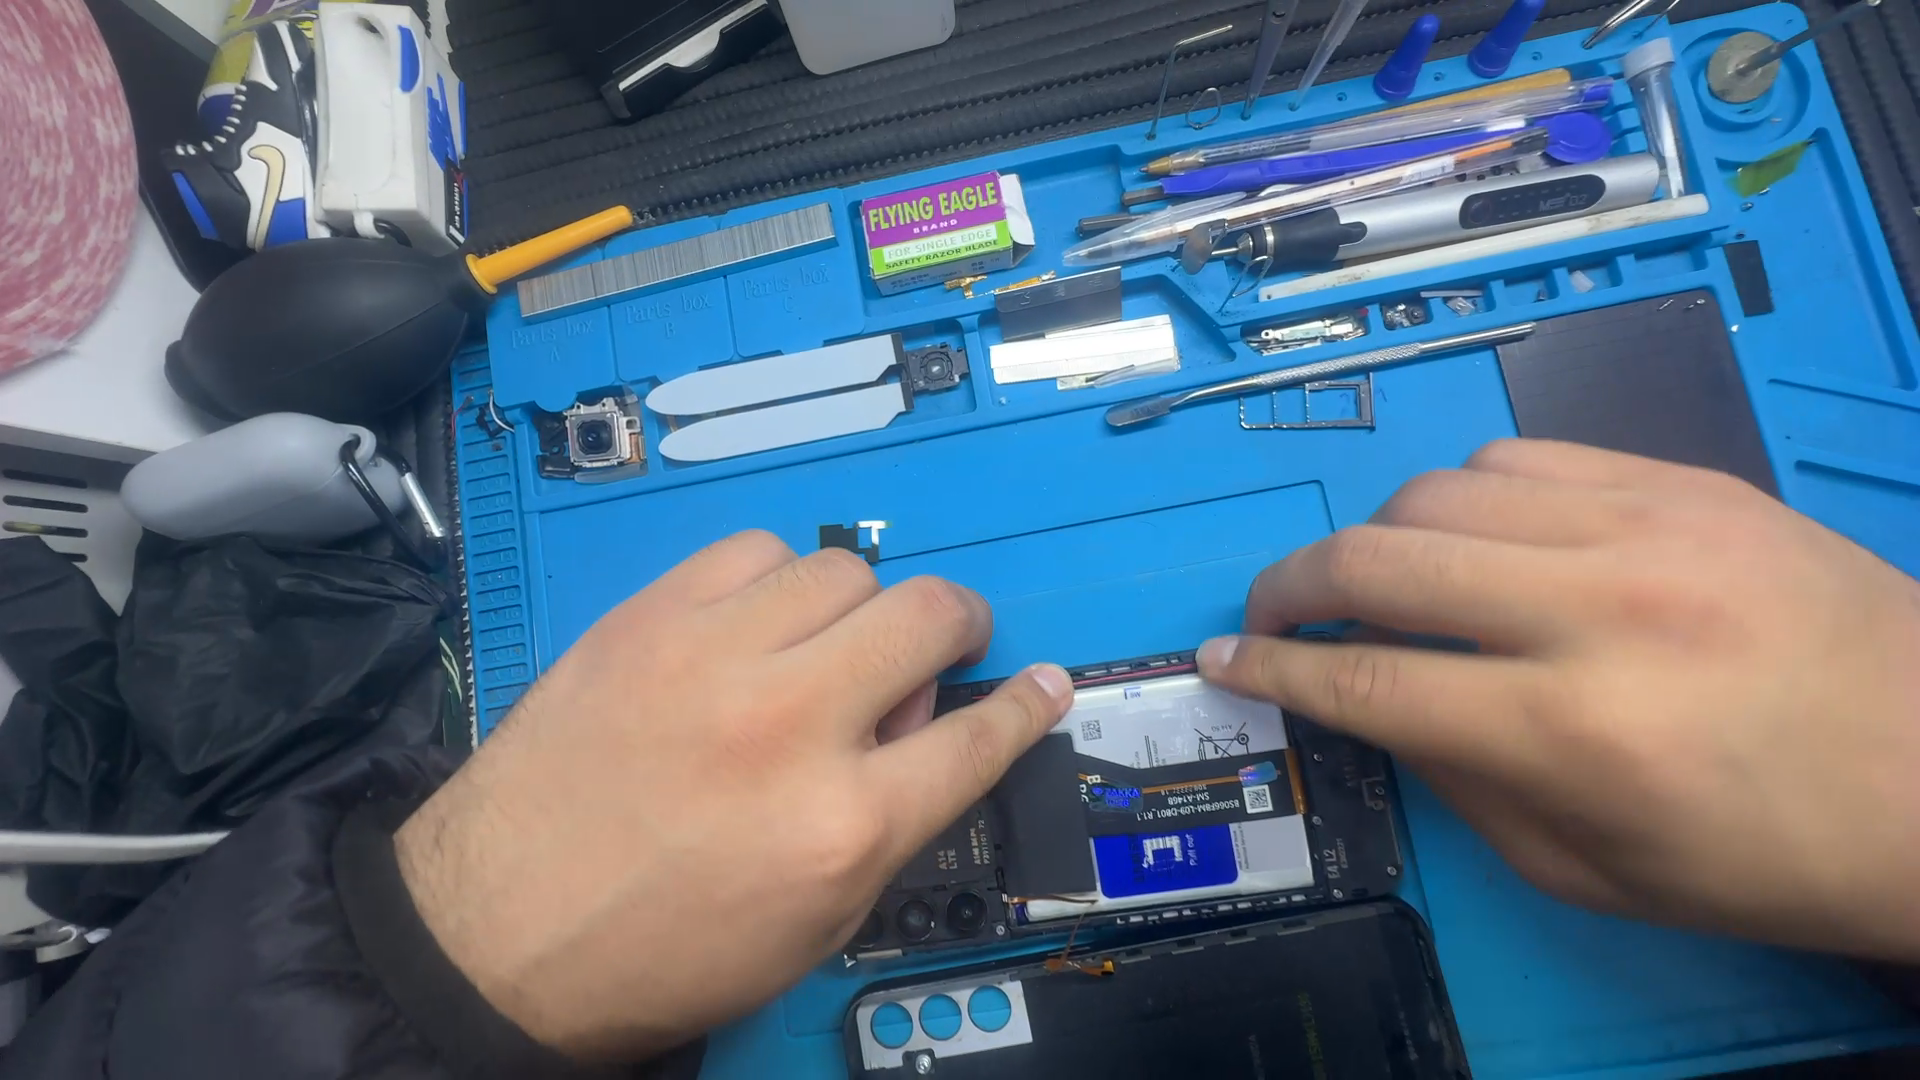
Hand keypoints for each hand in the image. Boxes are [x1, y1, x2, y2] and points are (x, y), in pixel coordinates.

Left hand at [394, 531, 1071, 1059]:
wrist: (496, 931)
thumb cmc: (672, 946)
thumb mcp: (819, 918)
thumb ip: (898, 812)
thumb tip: (934, 714)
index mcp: (843, 827)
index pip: (978, 738)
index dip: (1025, 704)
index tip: (1044, 681)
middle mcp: (792, 726)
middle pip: (928, 617)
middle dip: (957, 626)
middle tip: (938, 646)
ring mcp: (716, 658)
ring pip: (845, 569)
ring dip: (858, 609)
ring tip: (824, 647)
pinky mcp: (650, 618)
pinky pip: (755, 550)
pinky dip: (776, 582)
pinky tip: (755, 623)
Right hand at [1197, 439, 1919, 959]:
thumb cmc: (1761, 852)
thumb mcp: (1577, 865)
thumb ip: (1444, 771)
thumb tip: (1355, 692)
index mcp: (1578, 732)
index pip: (1367, 679)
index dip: (1273, 667)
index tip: (1223, 658)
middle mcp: (1602, 611)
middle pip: (1376, 561)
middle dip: (1288, 585)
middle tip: (1271, 611)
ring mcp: (1649, 528)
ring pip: (1431, 494)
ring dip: (1373, 541)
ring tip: (1381, 581)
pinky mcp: (1682, 482)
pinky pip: (1510, 458)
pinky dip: (1455, 500)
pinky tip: (1471, 539)